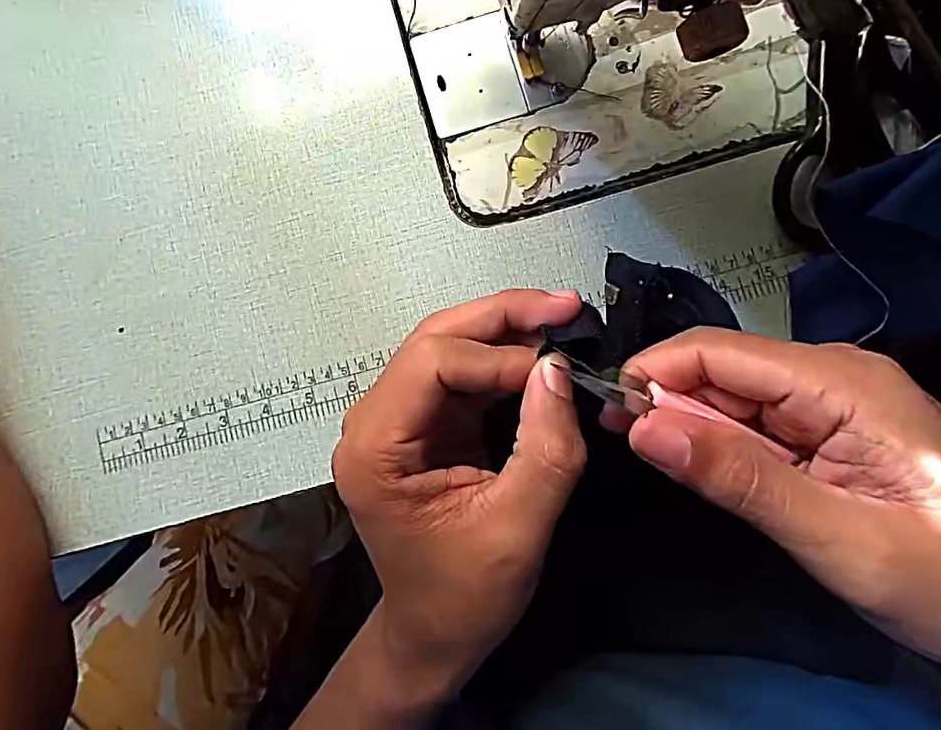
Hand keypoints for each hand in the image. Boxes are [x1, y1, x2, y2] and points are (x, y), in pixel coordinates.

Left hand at [330, 289, 585, 695]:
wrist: (434, 635)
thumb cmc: (464, 598)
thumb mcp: (517, 530)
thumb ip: (544, 448)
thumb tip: (557, 368)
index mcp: (375, 446)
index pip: (432, 362)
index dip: (497, 356)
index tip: (555, 369)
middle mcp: (375, 418)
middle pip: (437, 338)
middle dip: (504, 317)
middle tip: (564, 306)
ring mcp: (398, 415)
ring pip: (450, 344)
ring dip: (506, 328)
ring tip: (560, 319)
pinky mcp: (424, 419)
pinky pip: (463, 370)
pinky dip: (504, 356)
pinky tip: (539, 351)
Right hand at [618, 330, 940, 726]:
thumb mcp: (841, 541)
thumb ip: (737, 477)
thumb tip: (643, 427)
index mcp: (843, 381)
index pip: (719, 352)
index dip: (656, 372)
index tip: (608, 410)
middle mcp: (839, 375)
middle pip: (727, 370)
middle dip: (671, 401)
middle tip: (621, 442)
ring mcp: (844, 404)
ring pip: (742, 398)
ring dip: (697, 425)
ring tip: (656, 458)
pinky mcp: (846, 434)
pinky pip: (769, 425)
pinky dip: (731, 445)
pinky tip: (710, 468)